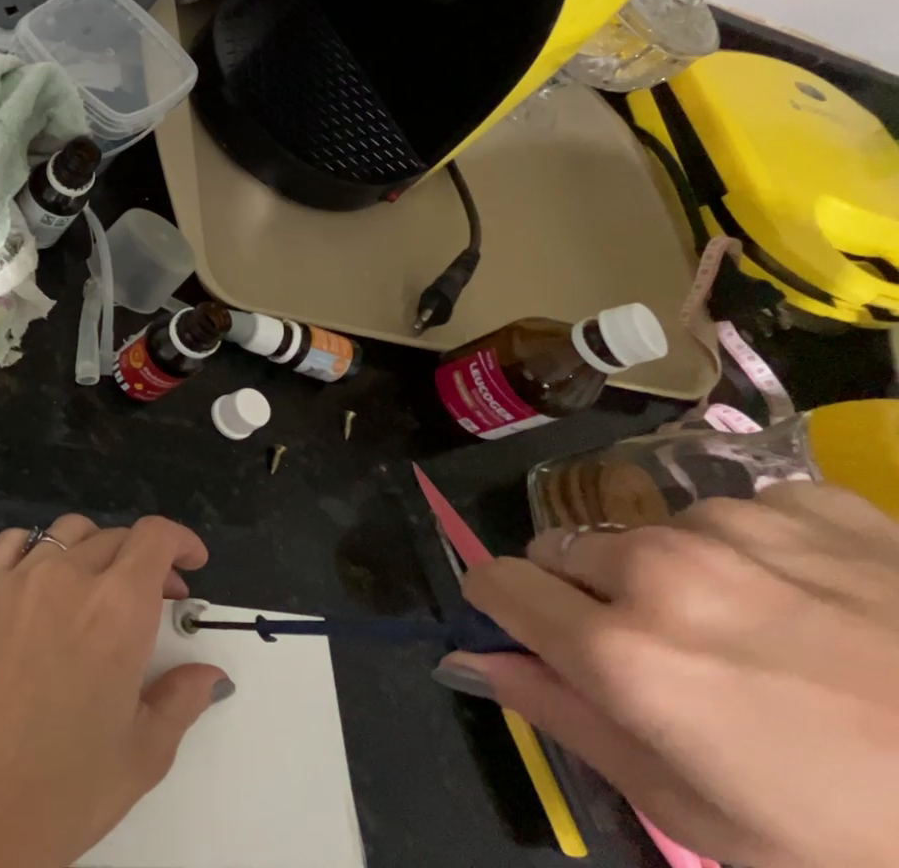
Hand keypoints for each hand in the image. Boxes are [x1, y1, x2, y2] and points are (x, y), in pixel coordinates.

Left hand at [0, 515, 230, 867]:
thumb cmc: (67, 787)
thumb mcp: (143, 751)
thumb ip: (180, 699)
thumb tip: (209, 675)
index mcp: (118, 610)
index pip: (154, 538)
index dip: (180, 541)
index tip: (190, 563)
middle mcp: (66, 580)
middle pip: (112, 537)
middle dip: (142, 558)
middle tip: (153, 598)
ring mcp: (14, 582)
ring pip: (62, 534)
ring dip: (92, 550)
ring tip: (96, 588)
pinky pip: (10, 546)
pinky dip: (35, 551)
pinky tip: (40, 584)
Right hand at [452, 482, 898, 867]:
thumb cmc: (862, 832)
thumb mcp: (699, 811)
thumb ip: (564, 718)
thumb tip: (476, 660)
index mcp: (621, 652)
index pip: (495, 583)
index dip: (506, 611)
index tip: (539, 639)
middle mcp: (660, 568)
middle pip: (563, 552)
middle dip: (588, 596)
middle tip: (669, 657)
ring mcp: (742, 526)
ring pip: (649, 534)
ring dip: (674, 573)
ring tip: (766, 634)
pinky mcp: (818, 504)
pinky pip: (739, 514)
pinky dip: (755, 552)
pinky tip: (824, 603)